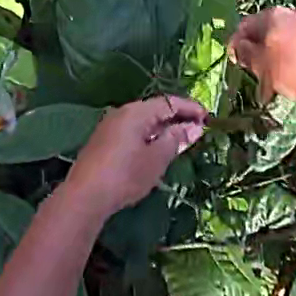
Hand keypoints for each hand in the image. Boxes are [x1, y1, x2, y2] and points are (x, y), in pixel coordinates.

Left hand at [59, 96, 205, 218]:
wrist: (86, 193)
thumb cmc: (126, 174)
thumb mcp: (156, 158)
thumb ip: (175, 139)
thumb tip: (193, 127)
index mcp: (135, 112)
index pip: (167, 102)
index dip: (189, 108)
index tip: (208, 117)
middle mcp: (121, 113)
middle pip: (154, 109)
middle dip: (177, 117)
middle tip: (199, 129)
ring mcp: (111, 125)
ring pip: (143, 120)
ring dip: (164, 127)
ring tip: (184, 139)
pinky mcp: (105, 139)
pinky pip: (133, 130)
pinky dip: (150, 135)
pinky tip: (158, 147)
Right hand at [230, 8, 295, 125]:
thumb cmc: (293, 73)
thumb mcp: (260, 66)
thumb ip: (245, 53)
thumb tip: (240, 46)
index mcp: (275, 15)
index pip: (247, 25)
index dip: (238, 43)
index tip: (236, 59)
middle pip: (275, 28)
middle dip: (266, 45)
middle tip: (261, 66)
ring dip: (289, 50)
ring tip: (287, 73)